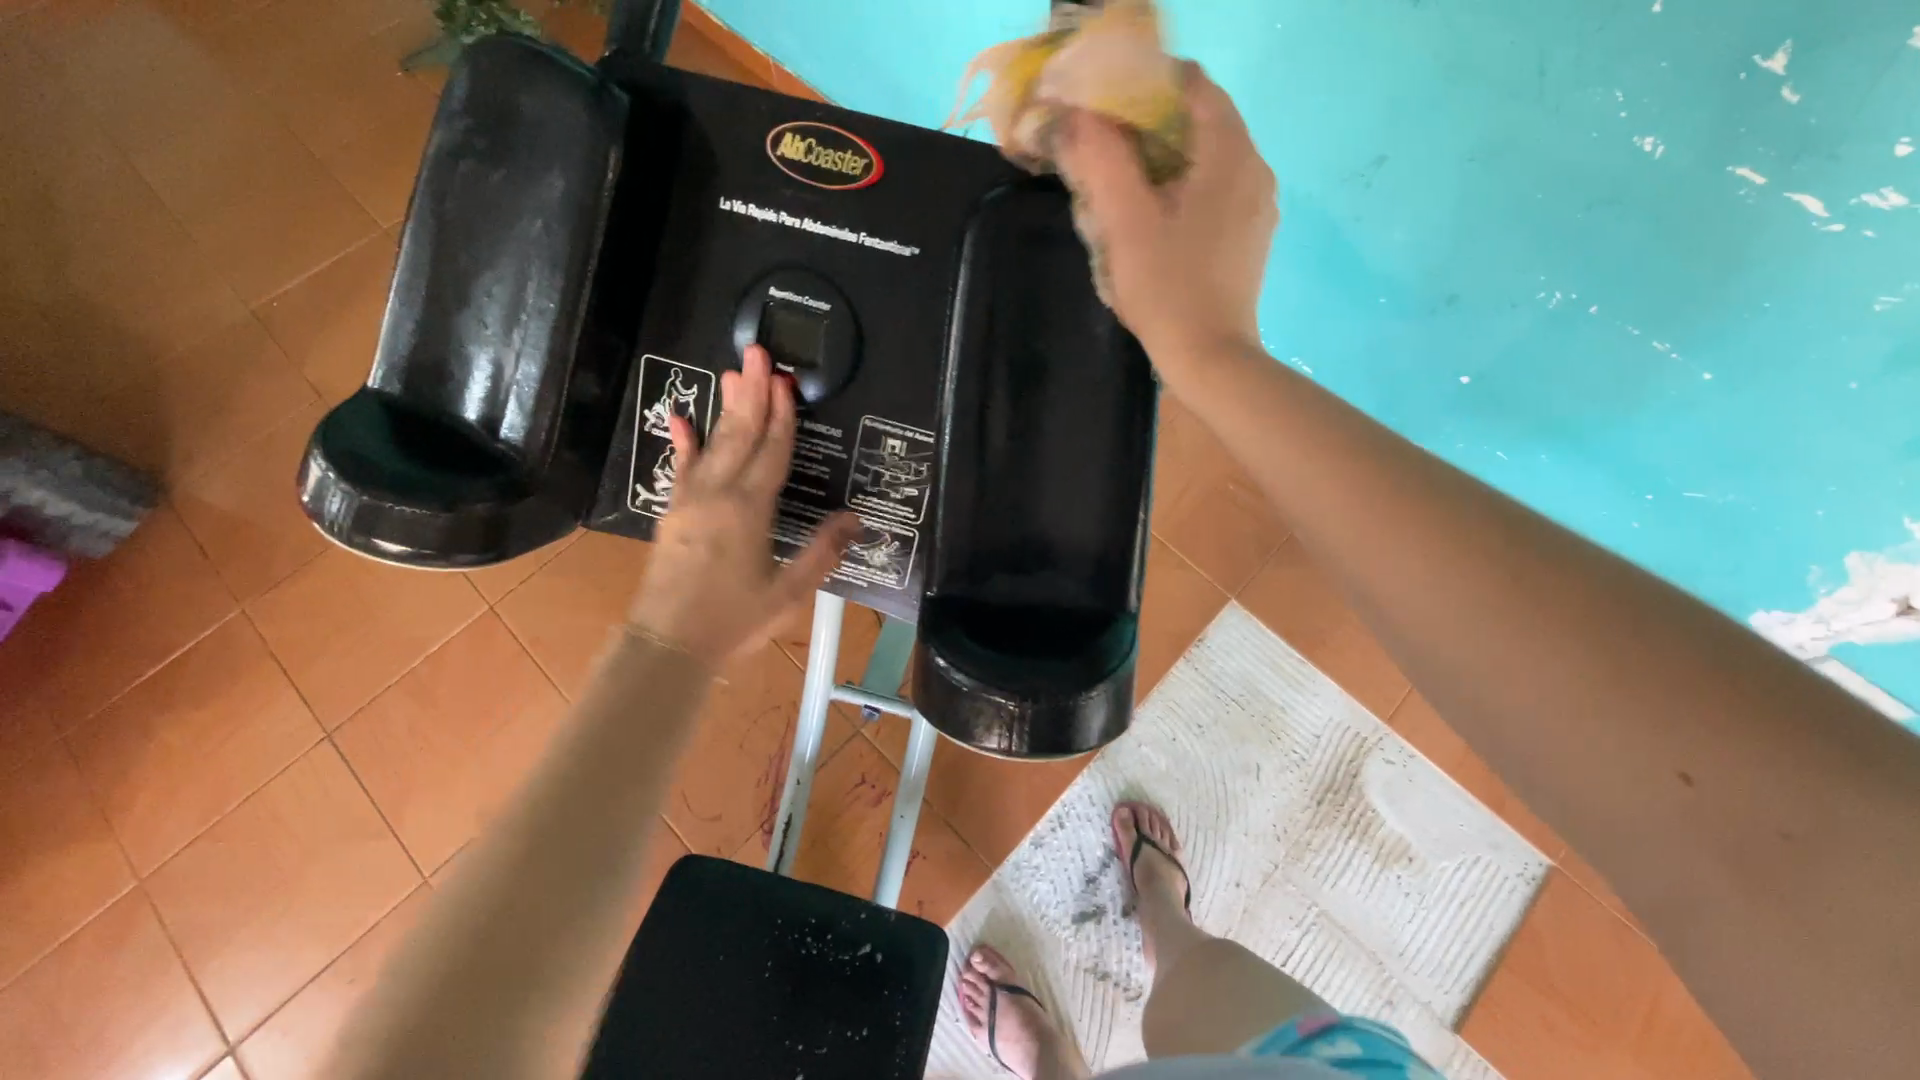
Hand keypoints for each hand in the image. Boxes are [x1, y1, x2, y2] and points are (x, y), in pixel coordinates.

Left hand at [627, 346, 861, 666]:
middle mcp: (718, 494)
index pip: (771, 452)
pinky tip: (680, 418)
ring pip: (712, 444)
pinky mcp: (673, 511)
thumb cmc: (734, 621)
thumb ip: (822, 553)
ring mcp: (690, 499)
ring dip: (725, 407)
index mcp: (750, 510)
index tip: (786, 381)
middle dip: (751, 392)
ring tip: (731, 372)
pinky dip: (683, 442)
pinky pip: (681, 468)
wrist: (668, 643)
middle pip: (740, 434)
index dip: (781, 416)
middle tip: (757, 352)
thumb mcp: (789, 592)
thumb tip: (856, 519)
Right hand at [1054, 64, 1277, 370]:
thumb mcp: (1125, 222)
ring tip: (1123, 188)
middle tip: (1104, 152)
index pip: (1193, 85)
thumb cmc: (1167, 289)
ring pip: (1207, 158)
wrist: (1210, 359)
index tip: (1104, 115)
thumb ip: (1102, 160)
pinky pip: (1215, 190)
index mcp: (1231, 155)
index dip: (1145, 88)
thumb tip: (1080, 117)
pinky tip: (1154, 220)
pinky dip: (1183, 189)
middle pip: (1201, 121)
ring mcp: (1258, 205)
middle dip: (1150, 128)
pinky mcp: (1251, 235)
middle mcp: (1255, 170)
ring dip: (1165, 161)